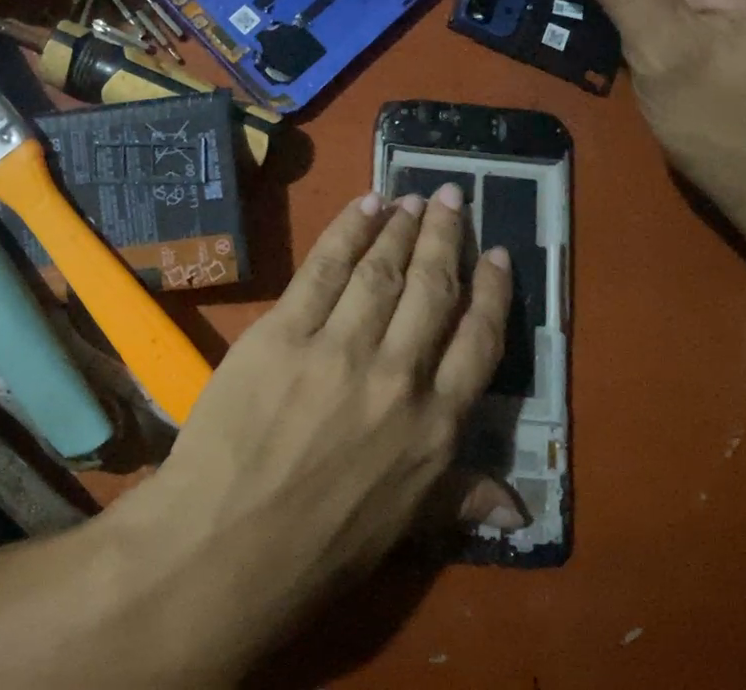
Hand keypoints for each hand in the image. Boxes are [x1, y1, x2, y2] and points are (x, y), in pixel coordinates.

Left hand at [108, 185, 515, 673]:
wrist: (227, 545)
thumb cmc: (320, 547)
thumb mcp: (403, 528)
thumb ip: (459, 499)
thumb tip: (518, 509)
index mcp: (437, 426)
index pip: (478, 340)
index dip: (492, 291)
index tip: (497, 253)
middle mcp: (398, 376)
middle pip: (431, 289)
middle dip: (444, 237)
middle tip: (449, 198)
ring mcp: (339, 349)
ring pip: (381, 272)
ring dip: (398, 228)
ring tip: (408, 198)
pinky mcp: (283, 333)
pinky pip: (324, 269)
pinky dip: (347, 232)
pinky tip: (363, 206)